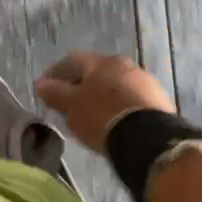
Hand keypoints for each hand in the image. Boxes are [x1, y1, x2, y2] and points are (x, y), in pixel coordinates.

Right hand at [33, 51, 175, 152]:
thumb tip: (40, 84)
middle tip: (68, 103)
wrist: (150, 140)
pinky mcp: (161, 102)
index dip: (55, 74)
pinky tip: (113, 122)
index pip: (71, 60)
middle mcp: (125, 65)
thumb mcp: (70, 106)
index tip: (45, 89)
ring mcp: (146, 83)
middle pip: (95, 72)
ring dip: (101, 96)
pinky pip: (131, 100)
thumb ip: (54, 92)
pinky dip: (119, 107)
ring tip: (92, 116)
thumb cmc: (101, 115)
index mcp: (102, 61)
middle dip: (80, 85)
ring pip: (115, 86)